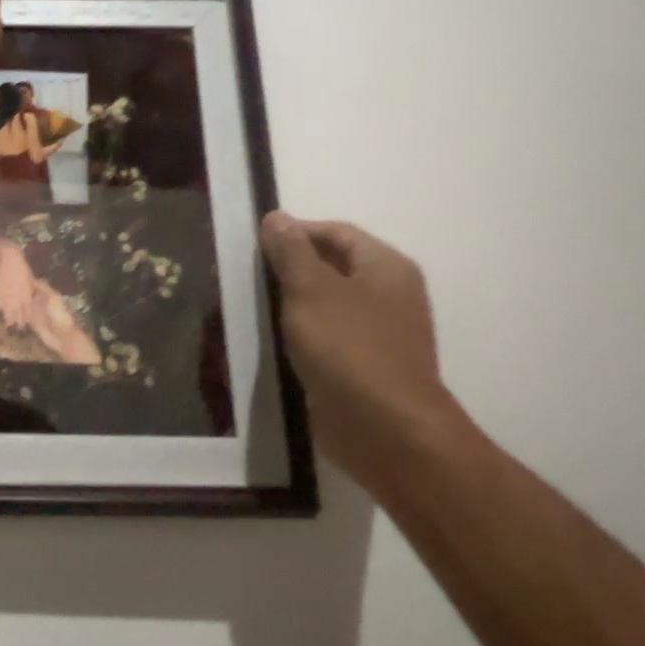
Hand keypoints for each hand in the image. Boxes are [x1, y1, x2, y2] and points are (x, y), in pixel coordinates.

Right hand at [259, 212, 467, 488]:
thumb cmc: (348, 348)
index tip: (255, 245)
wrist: (385, 428)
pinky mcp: (369, 367)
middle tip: (252, 277)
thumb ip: (291, 252)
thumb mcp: (310, 290)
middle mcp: (392, 294)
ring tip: (259, 308)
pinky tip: (280, 343)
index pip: (337, 232)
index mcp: (386, 266)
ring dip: (298, 304)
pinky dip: (308, 335)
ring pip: (332, 305)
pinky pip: (333, 338)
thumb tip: (276, 217)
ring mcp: (383, 333)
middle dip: (294, 268)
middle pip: (336, 266)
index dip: (296, 232)